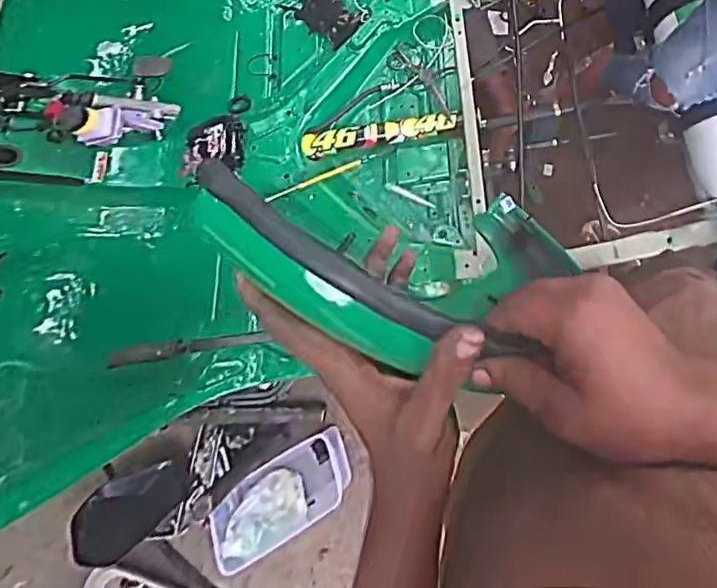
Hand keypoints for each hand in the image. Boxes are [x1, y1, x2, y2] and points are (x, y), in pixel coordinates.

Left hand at [236, 226, 480, 492]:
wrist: (417, 486)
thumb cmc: (410, 459)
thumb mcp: (425, 418)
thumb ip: (443, 375)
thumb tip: (468, 332)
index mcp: (343, 366)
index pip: (296, 330)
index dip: (269, 302)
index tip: (248, 271)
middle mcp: (350, 353)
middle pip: (328, 303)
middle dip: (329, 266)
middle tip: (338, 230)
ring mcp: (370, 352)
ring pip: (360, 300)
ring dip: (371, 267)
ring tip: (390, 233)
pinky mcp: (392, 352)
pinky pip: (387, 309)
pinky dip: (395, 284)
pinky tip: (410, 263)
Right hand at [473, 275, 716, 463]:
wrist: (690, 403)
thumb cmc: (629, 416)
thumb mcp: (565, 411)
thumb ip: (518, 381)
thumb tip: (479, 367)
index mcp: (568, 313)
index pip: (509, 309)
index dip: (488, 333)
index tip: (478, 359)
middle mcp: (582, 287)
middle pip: (526, 294)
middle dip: (507, 322)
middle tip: (501, 362)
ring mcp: (599, 284)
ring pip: (545, 290)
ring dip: (529, 315)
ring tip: (528, 357)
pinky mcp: (611, 290)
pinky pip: (566, 291)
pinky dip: (550, 310)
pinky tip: (554, 343)